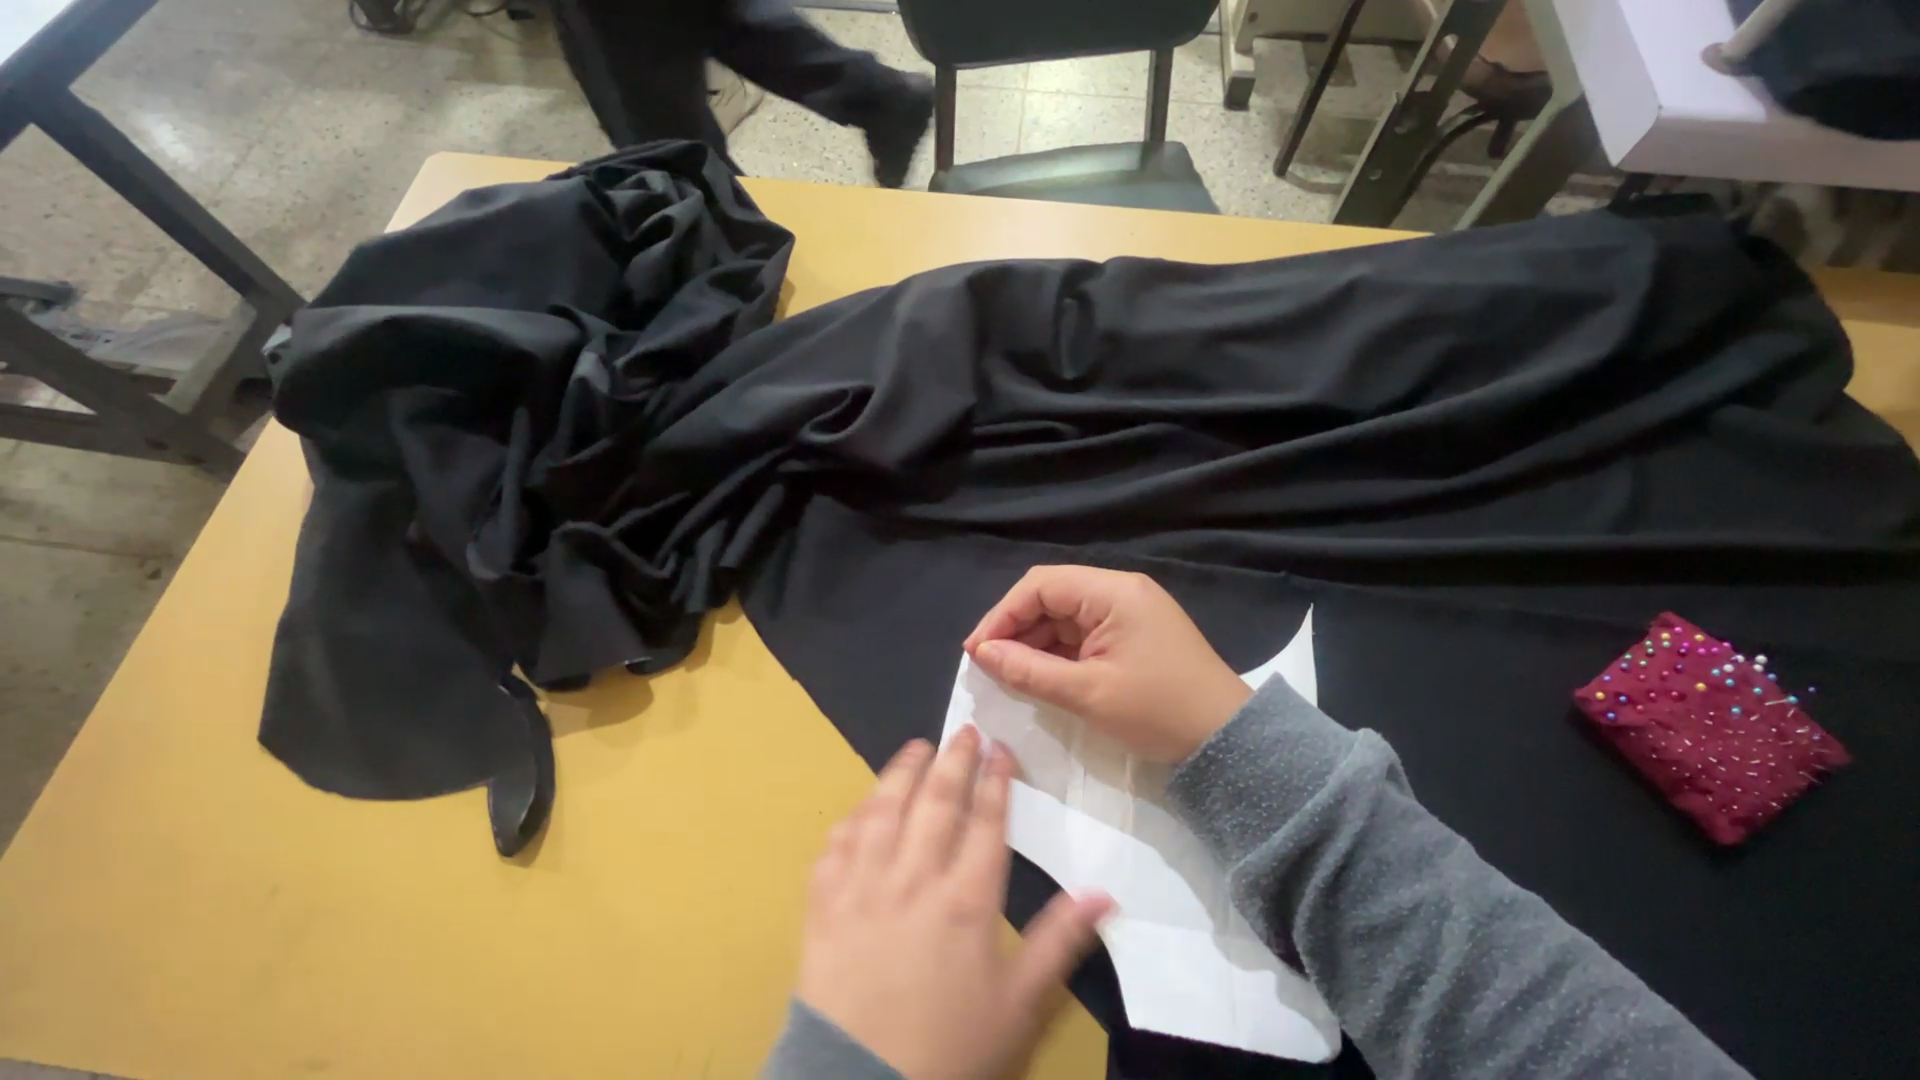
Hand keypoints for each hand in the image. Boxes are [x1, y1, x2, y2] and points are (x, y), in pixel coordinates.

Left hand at [797, 728, 1113, 1079]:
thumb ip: (1059, 942)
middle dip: (953, 761)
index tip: (1000, 748)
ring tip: (916, 748)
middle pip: (936, 803)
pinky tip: (862, 807)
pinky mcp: (823, 904)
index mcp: (965, 899)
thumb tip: (1105, 893)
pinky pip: (837, 844)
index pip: (985, 821)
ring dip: (901, 773)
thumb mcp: (1019, 1004)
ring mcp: (862, 886)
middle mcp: (913, 878)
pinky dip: (853, 817)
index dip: (996, 780)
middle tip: (963, 730)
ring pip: (884, 811)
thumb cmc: (949, 1047)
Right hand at [963, 566, 1250, 763]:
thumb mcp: (1087, 694)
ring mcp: (1128, 613)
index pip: (1041, 585)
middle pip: (1051, 597)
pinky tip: (1038, 675)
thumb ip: (1029, 670)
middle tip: (987, 666)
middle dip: (1015, 629)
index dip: (1002, 614)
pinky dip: (1057, 653)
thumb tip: (982, 653)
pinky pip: (1083, 635)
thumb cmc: (1158, 711)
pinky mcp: (1132, 636)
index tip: (976, 651)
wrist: (1227, 739)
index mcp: (1113, 592)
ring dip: (1034, 643)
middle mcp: (1120, 592)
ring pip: (1064, 618)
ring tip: (1006, 674)